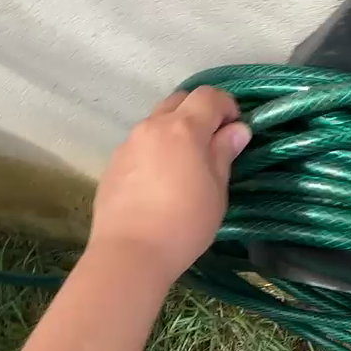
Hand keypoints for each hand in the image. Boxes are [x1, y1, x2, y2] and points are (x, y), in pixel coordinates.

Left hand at [88, 86, 250, 282]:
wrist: (130, 253)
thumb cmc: (184, 225)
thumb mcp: (215, 193)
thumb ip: (223, 155)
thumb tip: (237, 131)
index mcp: (184, 128)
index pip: (208, 97)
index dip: (226, 106)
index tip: (235, 128)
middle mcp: (153, 127)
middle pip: (178, 102)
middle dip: (198, 113)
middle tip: (211, 144)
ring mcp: (129, 144)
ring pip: (156, 125)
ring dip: (174, 134)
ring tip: (184, 167)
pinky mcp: (114, 165)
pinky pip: (139, 148)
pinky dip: (155, 154)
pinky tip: (159, 185)